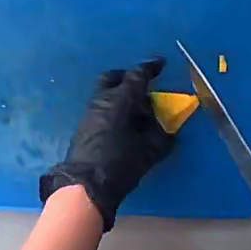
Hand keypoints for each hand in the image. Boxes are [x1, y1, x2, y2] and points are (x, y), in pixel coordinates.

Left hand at [40, 58, 176, 230]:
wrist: (86, 185)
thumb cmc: (121, 164)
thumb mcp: (149, 152)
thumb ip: (161, 138)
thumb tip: (167, 132)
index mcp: (120, 100)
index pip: (137, 75)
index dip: (150, 68)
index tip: (160, 64)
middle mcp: (102, 100)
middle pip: (113, 78)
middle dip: (128, 79)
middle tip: (143, 89)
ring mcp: (89, 113)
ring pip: (105, 94)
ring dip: (121, 97)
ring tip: (137, 114)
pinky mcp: (83, 127)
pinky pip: (101, 109)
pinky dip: (113, 110)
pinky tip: (123, 127)